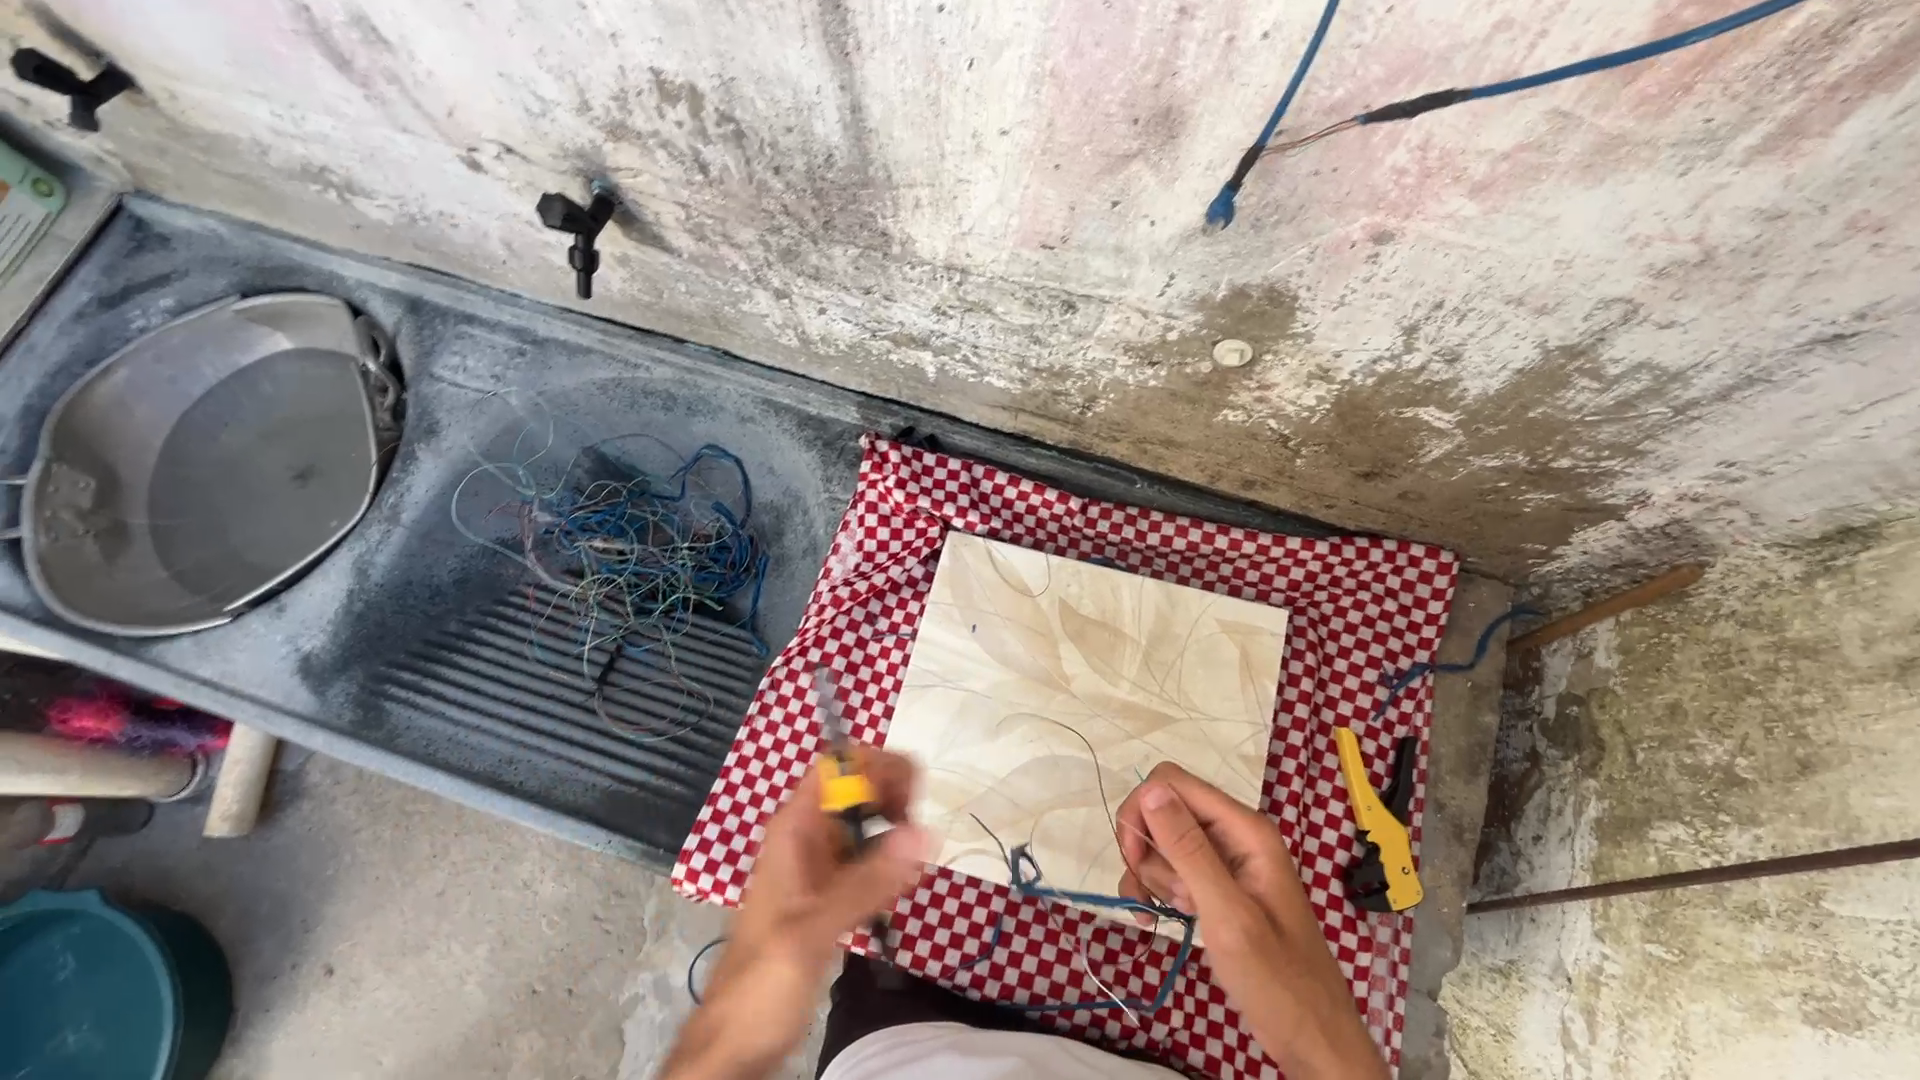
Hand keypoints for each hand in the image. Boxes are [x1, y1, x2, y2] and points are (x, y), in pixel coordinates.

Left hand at [660, 747, 929, 1079]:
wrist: (735, 1042)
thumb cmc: (762, 983)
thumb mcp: (813, 932)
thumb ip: (866, 882)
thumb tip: (923, 832)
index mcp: (793, 830)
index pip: (835, 765)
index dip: (874, 766)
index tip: (908, 798)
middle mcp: (806, 836)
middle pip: (856, 787)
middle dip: (892, 798)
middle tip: (916, 837)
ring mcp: (819, 865)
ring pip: (865, 822)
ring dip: (894, 832)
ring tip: (912, 867)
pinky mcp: (830, 893)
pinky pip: (867, 858)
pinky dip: (889, 863)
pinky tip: (901, 888)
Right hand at [1115, 763, 1387, 1079]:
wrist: (1309, 1036)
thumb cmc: (1275, 978)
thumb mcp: (1227, 914)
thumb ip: (1189, 850)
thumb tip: (1151, 791)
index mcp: (1244, 829)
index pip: (1171, 783)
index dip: (1143, 811)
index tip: (1135, 858)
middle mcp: (1233, 834)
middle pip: (1162, 810)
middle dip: (1148, 849)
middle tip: (1163, 894)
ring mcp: (1224, 860)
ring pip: (1160, 841)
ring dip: (1152, 875)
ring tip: (1175, 913)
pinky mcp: (1214, 886)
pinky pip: (1168, 869)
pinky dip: (1153, 890)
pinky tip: (1155, 918)